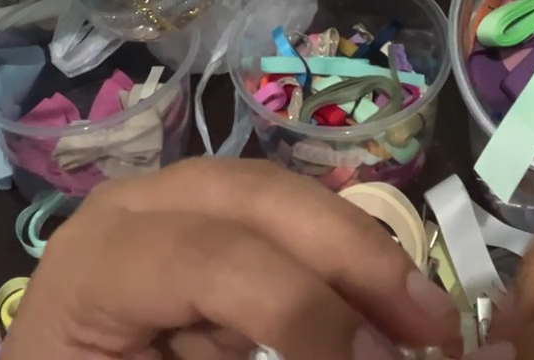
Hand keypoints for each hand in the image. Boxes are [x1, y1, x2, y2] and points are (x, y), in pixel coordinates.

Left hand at [3, 159, 462, 358]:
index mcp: (101, 259)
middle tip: (432, 322)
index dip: (299, 306)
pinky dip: (333, 250)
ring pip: (280, 191)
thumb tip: (361, 356)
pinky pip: (279, 214)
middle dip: (350, 252)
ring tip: (420, 306)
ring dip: (356, 245)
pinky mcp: (204, 213)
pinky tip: (378, 287)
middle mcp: (138, 203)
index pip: (208, 257)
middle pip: (256, 198)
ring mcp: (171, 197)